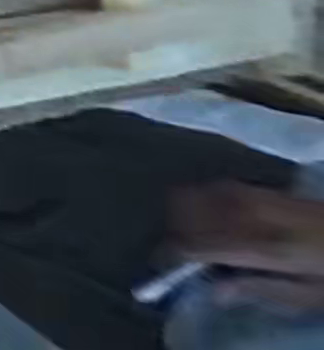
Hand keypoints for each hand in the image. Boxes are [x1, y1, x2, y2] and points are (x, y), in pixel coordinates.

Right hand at [171, 182, 323, 311]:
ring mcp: (239, 193)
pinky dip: (192, 204)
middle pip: (181, 218)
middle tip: (186, 254)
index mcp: (262, 246)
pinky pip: (197, 189)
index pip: (193, 245)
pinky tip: (210, 220)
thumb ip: (264, 291)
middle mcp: (241, 214)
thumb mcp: (314, 294)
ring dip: (180, 217)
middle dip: (177, 235)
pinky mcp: (239, 185)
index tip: (170, 268)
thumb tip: (214, 292)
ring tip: (196, 236)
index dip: (176, 256)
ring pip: (181, 198)